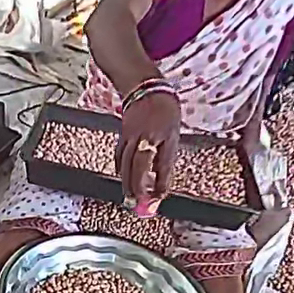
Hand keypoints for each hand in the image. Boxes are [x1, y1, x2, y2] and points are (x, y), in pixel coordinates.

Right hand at [118, 91, 180, 215]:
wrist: (146, 88)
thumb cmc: (164, 109)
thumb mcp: (173, 133)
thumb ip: (166, 157)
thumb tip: (161, 181)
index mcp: (161, 136)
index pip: (161, 165)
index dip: (160, 183)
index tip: (159, 198)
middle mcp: (144, 138)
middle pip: (137, 168)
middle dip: (137, 188)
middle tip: (139, 204)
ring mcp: (130, 137)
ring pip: (126, 164)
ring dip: (127, 183)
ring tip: (129, 198)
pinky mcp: (122, 137)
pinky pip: (120, 157)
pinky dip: (121, 170)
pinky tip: (123, 178)